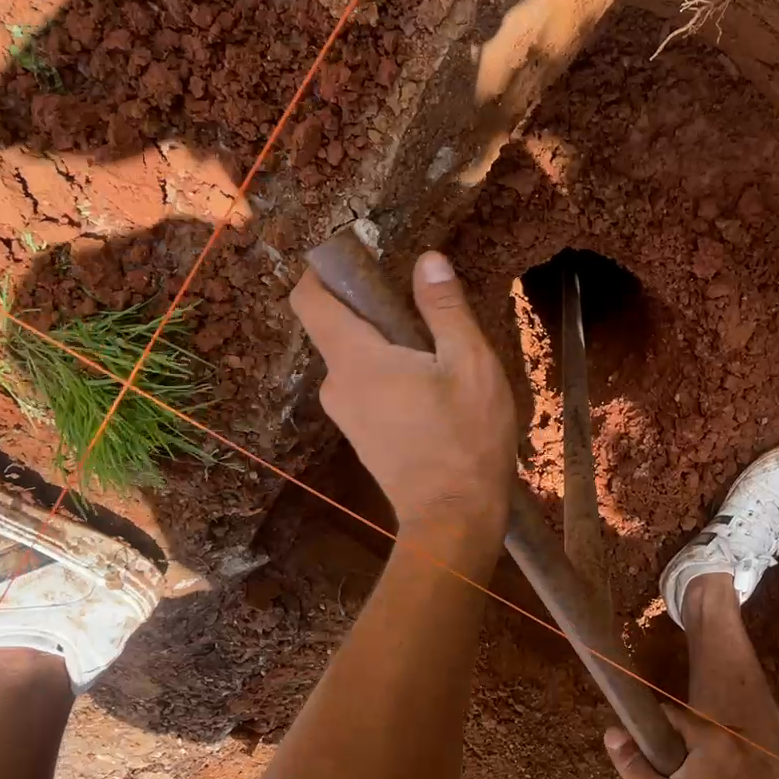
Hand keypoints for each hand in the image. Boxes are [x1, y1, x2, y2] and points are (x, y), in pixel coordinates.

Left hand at [290, 252, 516, 557]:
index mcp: (355, 359)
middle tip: (427, 316)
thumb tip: (428, 261)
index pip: (309, 299)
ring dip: (388, 350)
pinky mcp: (363, 440)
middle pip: (338, 330)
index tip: (358, 260)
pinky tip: (433, 395)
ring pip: (357, 363)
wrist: (454, 519)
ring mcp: (346, 417)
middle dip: (374, 313)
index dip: (322, 271)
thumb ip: (445, 309)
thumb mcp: (470, 365)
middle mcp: (337, 386)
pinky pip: (367, 391)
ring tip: (439, 360)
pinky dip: (389, 379)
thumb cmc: (464, 438)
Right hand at [605, 704, 778, 778]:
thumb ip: (632, 763)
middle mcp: (732, 740)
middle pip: (686, 730)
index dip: (647, 732)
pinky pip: (716, 762)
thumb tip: (611, 731)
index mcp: (711, 739)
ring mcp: (745, 758)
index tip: (639, 758)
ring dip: (684, 763)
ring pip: (701, 747)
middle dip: (666, 750)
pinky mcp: (751, 776)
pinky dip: (702, 772)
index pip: (669, 714)